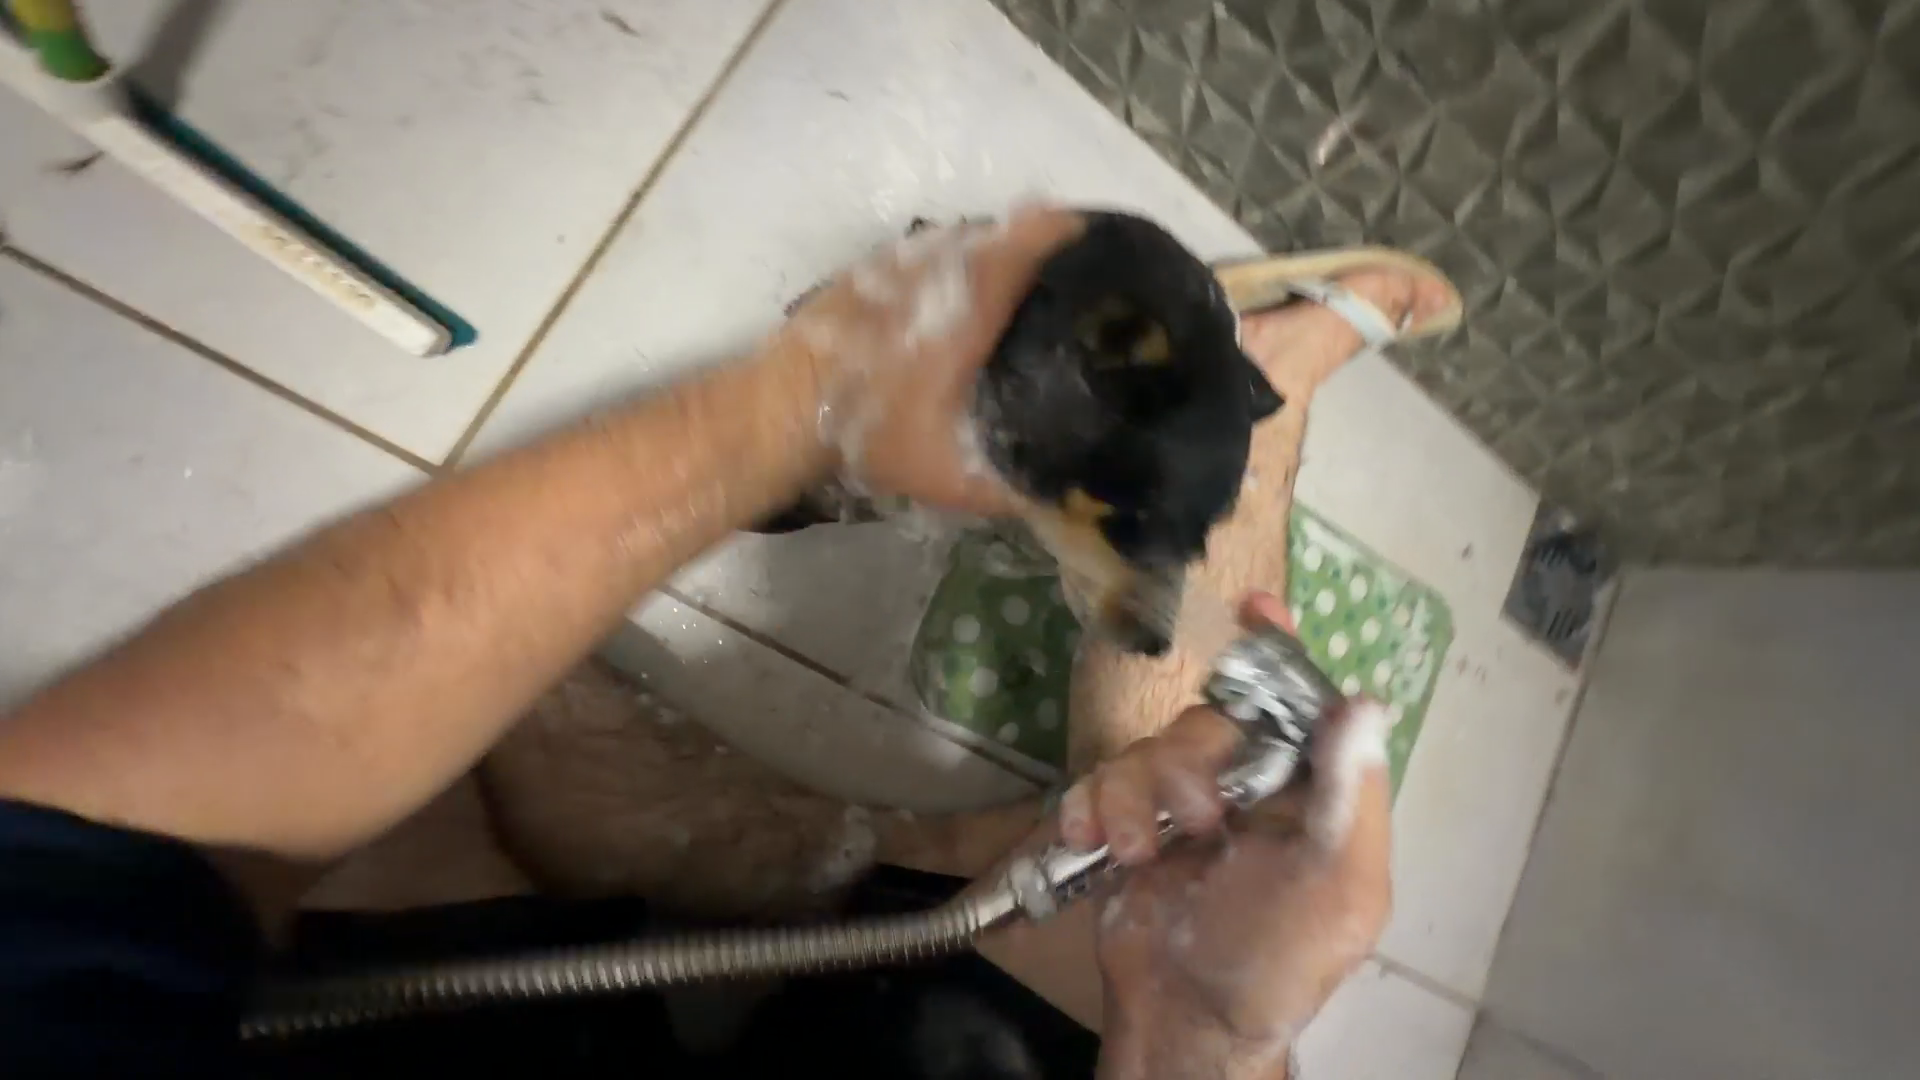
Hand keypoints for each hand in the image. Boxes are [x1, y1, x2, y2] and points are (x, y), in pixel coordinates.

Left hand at [781, 208, 1082, 515]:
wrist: (786, 410)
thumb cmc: (871, 435)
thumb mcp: (948, 477)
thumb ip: (1008, 491)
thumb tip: (1057, 500)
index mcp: (966, 307)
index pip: (1025, 241)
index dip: (1062, 233)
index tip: (1091, 242)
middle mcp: (934, 270)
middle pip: (998, 232)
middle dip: (1035, 243)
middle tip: (1062, 273)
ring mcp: (896, 264)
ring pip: (960, 239)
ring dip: (991, 251)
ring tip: (1017, 281)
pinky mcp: (868, 272)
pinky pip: (925, 253)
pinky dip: (951, 263)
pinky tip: (954, 294)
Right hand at [1065, 594, 1393, 1079]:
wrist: (1183, 1016)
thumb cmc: (1274, 960)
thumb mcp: (1335, 890)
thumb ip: (1347, 799)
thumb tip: (1363, 703)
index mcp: (1297, 792)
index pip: (1294, 703)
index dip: (1277, 649)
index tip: (1254, 606)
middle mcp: (1239, 785)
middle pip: (1201, 722)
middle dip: (1186, 766)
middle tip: (1192, 824)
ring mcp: (1174, 801)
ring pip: (1143, 749)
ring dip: (1132, 799)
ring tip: (1134, 853)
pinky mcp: (1123, 818)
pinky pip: (1097, 781)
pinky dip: (1090, 804)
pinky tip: (1087, 836)